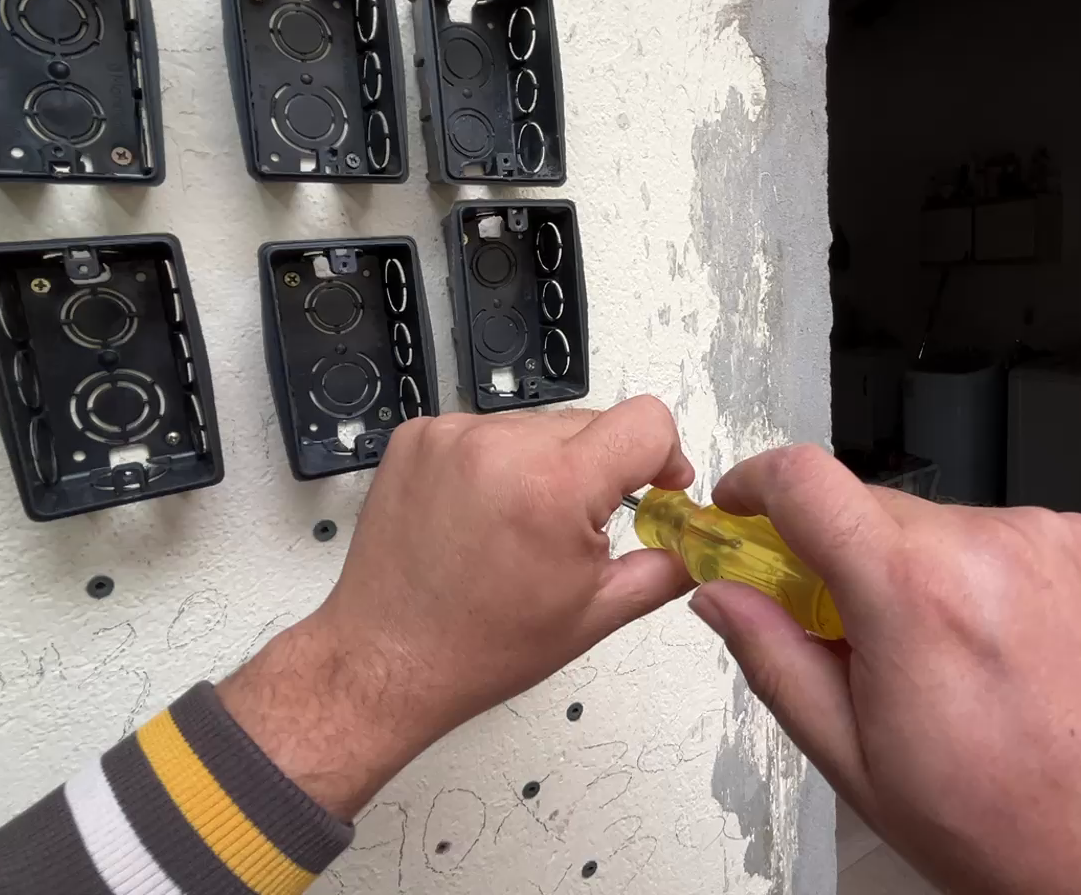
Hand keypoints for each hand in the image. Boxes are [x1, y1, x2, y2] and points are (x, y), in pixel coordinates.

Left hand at [218, 397, 695, 816]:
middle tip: (581, 523)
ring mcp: (454, 435)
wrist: (383, 660)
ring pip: (543, 425)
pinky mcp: (421, 435)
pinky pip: (491, 428)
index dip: (665, 454)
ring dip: (551, 463)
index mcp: (555, 488)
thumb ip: (666, 567)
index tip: (658, 482)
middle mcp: (502, 447)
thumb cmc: (479, 647)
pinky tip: (487, 510)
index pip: (647, 421)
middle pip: (596, 421)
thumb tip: (697, 542)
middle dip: (604, 467)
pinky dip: (503, 461)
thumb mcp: (596, 615)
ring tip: (523, 522)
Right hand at [689, 446, 1080, 894]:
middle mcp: (981, 542)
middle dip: (834, 550)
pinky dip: (966, 567)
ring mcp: (1040, 533)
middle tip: (843, 621)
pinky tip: (991, 636)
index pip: (803, 481)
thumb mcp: (856, 759)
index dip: (754, 482)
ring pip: (926, 519)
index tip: (740, 506)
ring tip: (938, 649)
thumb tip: (722, 596)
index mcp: (913, 594)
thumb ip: (772, 658)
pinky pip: (987, 529)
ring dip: (906, 565)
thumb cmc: (1013, 825)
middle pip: (863, 503)